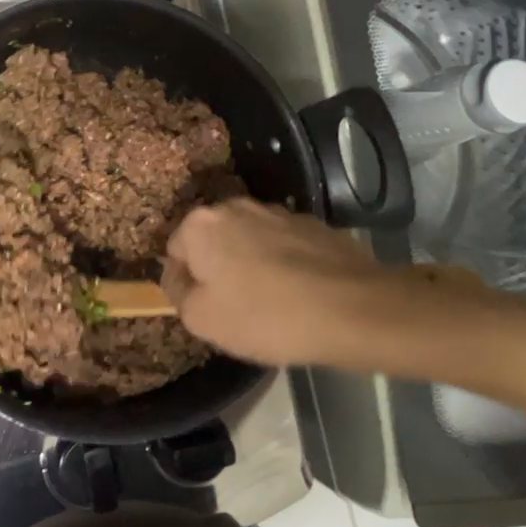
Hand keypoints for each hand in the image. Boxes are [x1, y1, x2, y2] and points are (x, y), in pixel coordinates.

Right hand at [162, 198, 464, 370]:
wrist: (351, 309)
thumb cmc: (264, 316)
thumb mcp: (202, 320)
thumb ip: (178, 293)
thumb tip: (178, 277)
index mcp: (201, 223)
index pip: (174, 252)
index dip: (186, 283)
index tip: (205, 309)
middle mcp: (235, 206)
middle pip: (213, 241)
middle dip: (219, 268)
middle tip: (235, 307)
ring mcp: (278, 212)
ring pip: (249, 241)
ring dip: (252, 264)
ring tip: (271, 303)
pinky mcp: (313, 225)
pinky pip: (284, 246)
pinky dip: (285, 265)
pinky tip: (300, 294)